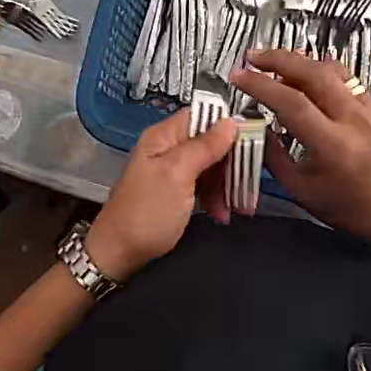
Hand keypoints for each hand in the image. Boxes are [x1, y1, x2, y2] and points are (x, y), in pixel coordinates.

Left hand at [87, 111, 236, 280]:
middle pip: (209, 143)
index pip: (201, 116)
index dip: (226, 126)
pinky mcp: (176, 194)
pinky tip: (222, 213)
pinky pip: (203, 186)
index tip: (251, 141)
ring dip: (226, 184)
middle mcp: (167, 149)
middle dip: (231, 162)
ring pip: (210, 166)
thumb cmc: (146, 212)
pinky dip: (215, 198)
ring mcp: (172, 172)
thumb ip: (204, 146)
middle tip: (247, 182)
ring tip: (238, 206)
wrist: (119, 255)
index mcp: (163, 137)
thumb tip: (230, 121)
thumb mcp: (178, 175)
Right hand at [229, 49, 370, 246]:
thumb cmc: (345, 208)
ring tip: (277, 67)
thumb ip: (273, 153)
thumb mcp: (299, 188)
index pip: (292, 102)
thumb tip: (254, 122)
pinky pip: (347, 82)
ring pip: (333, 70)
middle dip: (279, 58)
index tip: (238, 76)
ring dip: (301, 63)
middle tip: (253, 57)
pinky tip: (308, 87)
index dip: (261, 84)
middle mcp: (357, 121)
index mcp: (334, 146)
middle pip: (315, 72)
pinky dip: (322, 78)